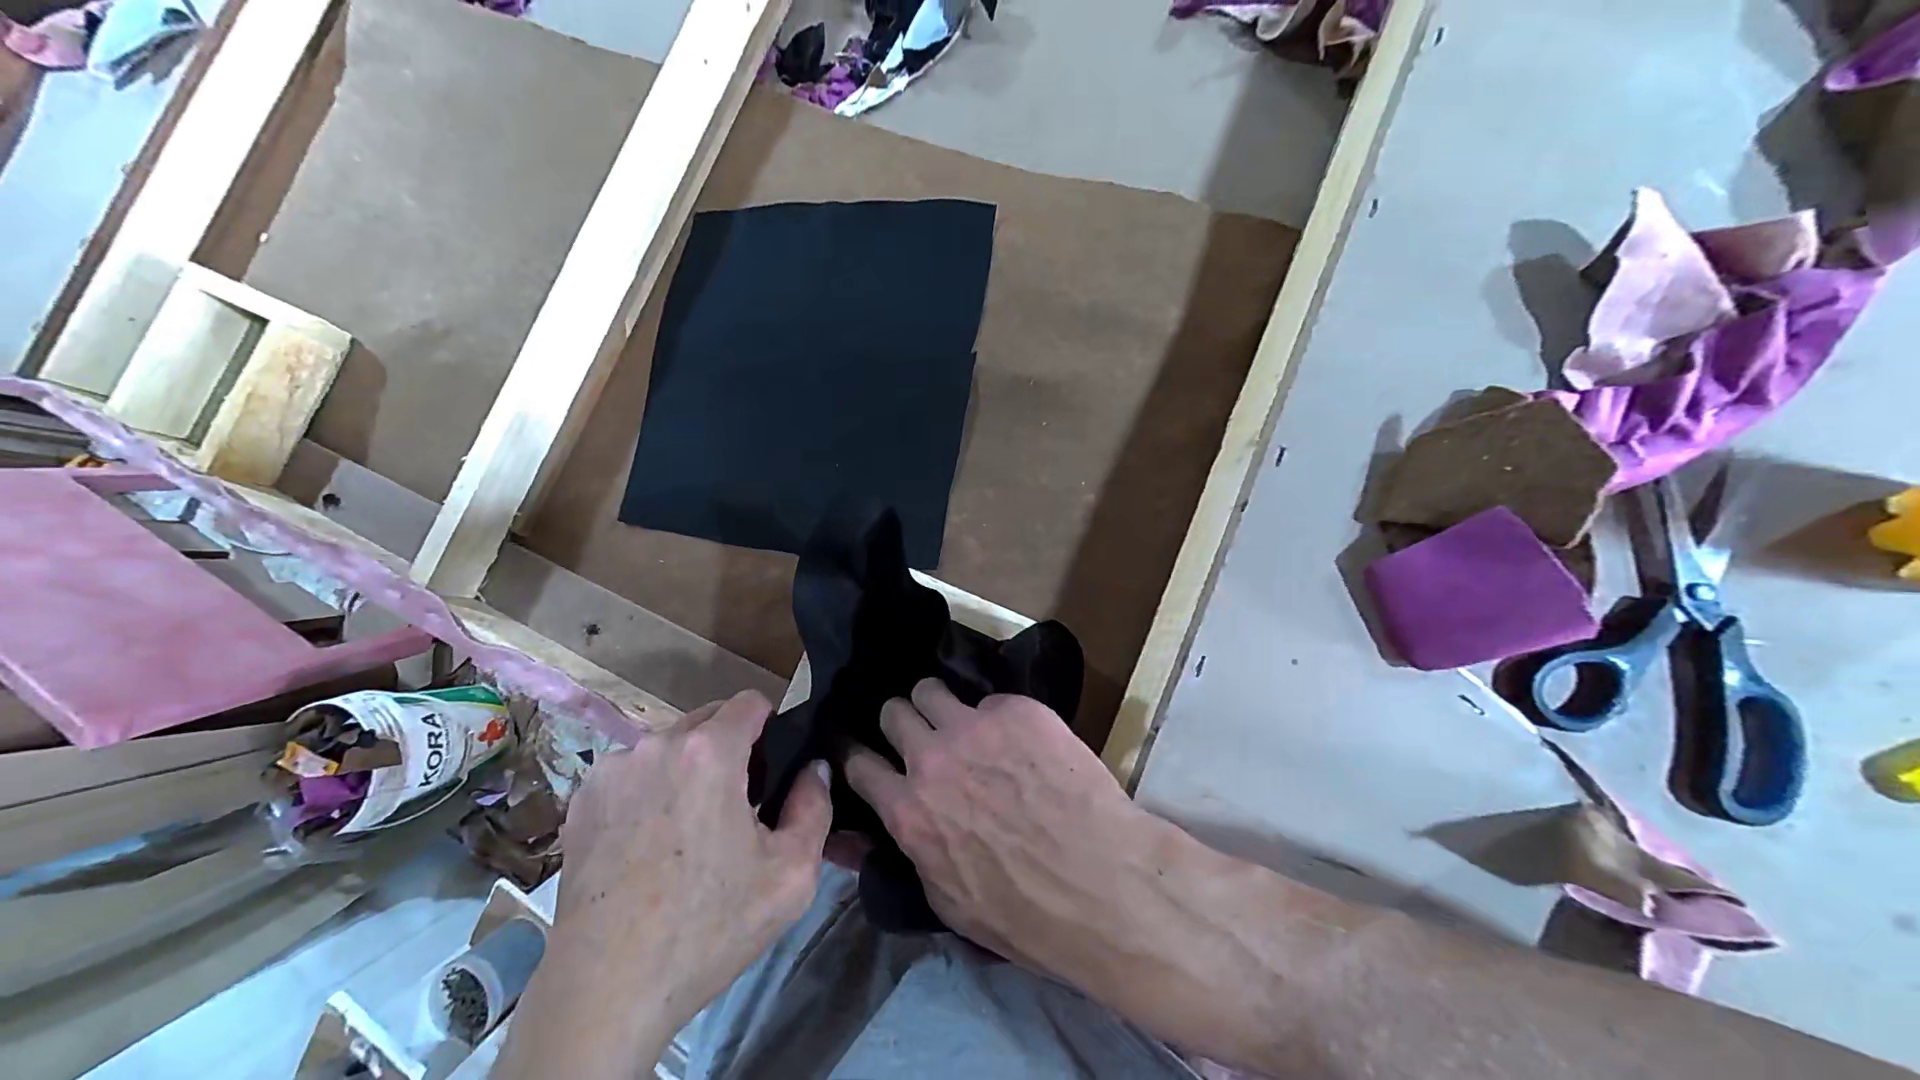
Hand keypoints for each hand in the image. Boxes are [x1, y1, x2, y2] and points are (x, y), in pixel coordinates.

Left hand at [498, 690, 831, 1079]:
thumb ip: (815, 804)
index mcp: (709, 753)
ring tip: (690, 830)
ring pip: (668, 747)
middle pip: (707, 720)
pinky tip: (650, 843)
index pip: (749, 701)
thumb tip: (815, 768)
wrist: (607, 988)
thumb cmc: (709, 927)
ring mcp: (612, 771)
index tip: (773, 765)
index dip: (770, 725)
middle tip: (738, 807)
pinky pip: (632, 773)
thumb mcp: (792, 872)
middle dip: (730, 748)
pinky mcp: (581, 800)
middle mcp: (656, 745)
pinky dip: (650, 791)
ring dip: (688, 769)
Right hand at [842, 679, 1174, 986]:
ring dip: (938, 704)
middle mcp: (932, 758)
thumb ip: (904, 854)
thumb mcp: (945, 902)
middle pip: (894, 712)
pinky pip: (991, 700)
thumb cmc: (1024, 913)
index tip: (866, 753)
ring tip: (960, 721)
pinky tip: (1021, 738)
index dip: (858, 756)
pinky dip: (998, 716)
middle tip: (922, 736)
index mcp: (908, 809)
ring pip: (932, 689)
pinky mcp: (1019, 710)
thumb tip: (869, 836)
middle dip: (901, 723)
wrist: (1103, 882)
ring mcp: (976, 728)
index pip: (858, 763)